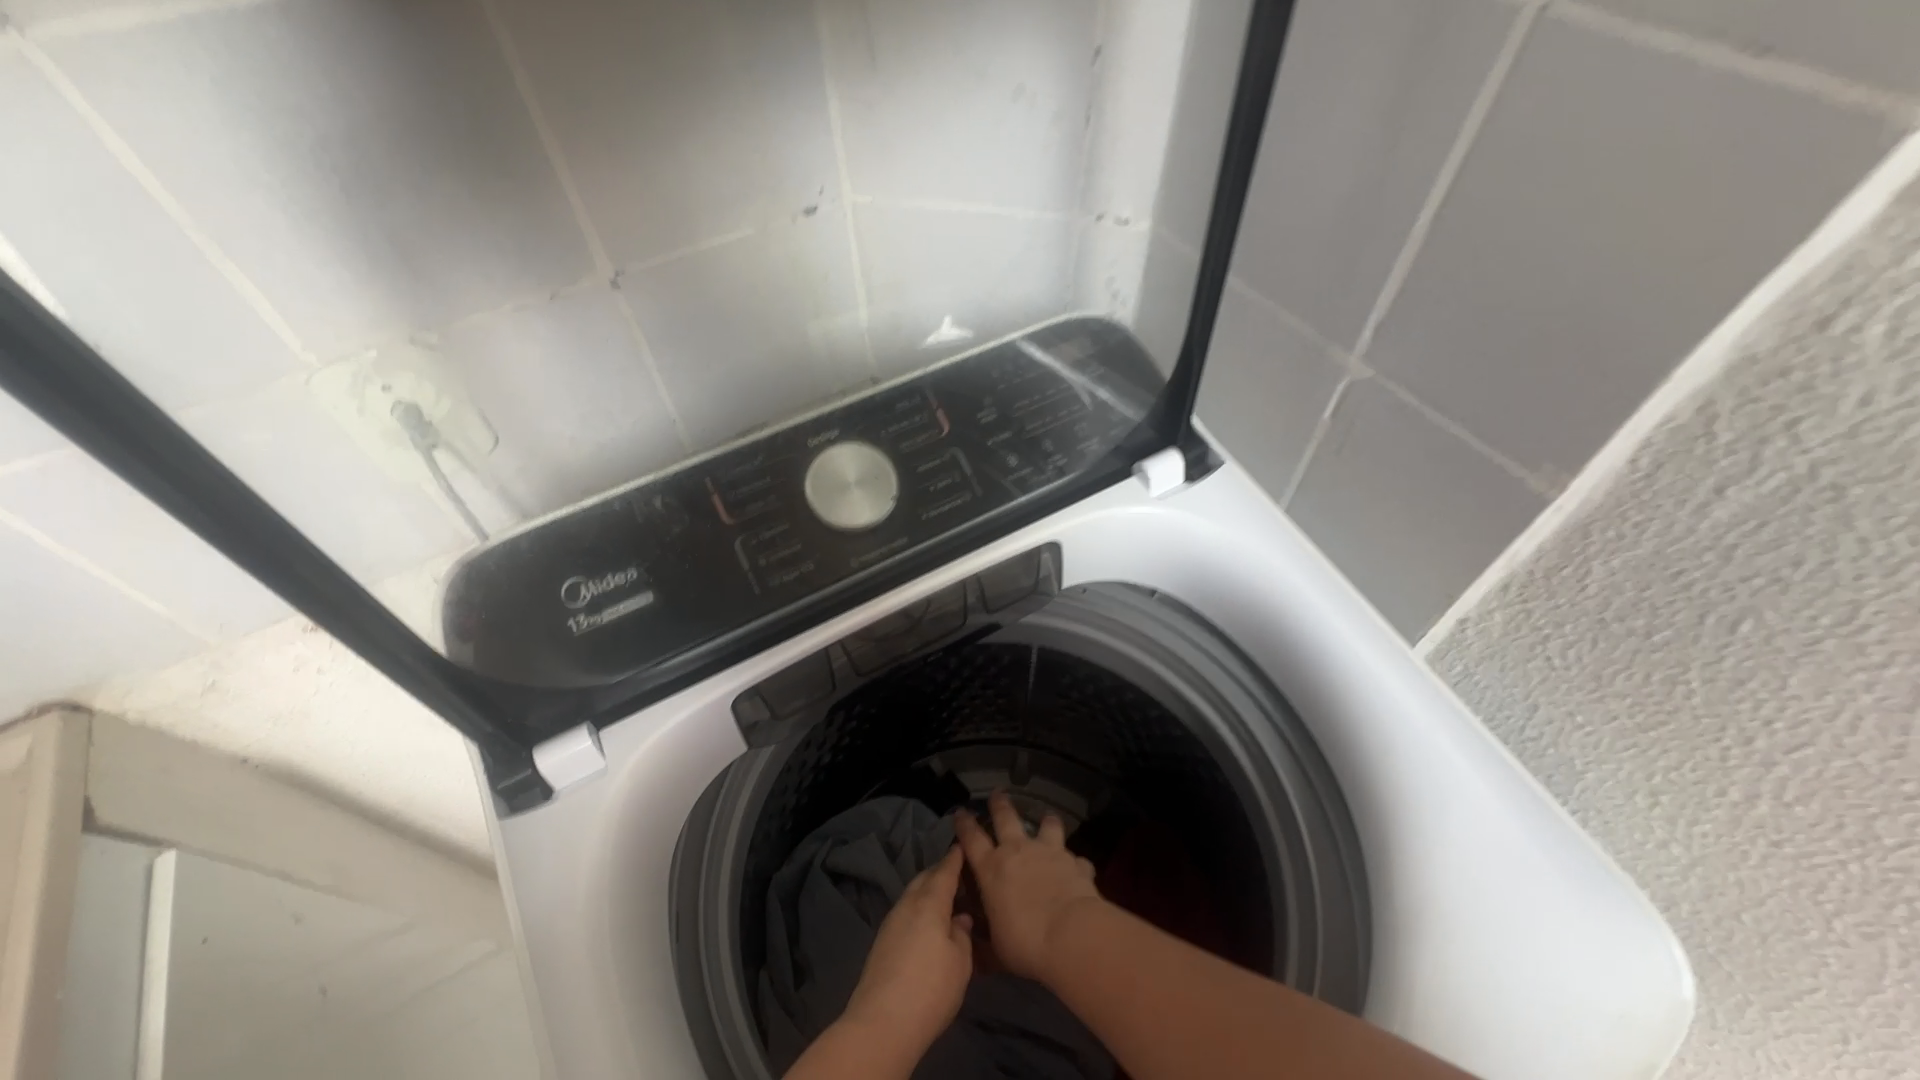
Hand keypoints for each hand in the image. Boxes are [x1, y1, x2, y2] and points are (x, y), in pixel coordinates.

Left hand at [839, 845, 974, 1060]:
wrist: (882, 1023)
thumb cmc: (931, 988)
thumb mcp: (961, 962)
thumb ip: (962, 935)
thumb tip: (959, 919)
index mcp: (929, 903)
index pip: (944, 872)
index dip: (954, 859)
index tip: (961, 846)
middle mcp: (906, 906)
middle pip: (923, 879)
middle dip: (939, 872)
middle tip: (958, 873)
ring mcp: (890, 924)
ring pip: (911, 896)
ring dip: (927, 892)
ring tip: (946, 898)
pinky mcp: (882, 943)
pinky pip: (905, 913)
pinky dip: (918, 909)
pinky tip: (929, 923)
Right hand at [955, 792, 1104, 982]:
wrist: (1070, 935)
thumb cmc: (1024, 943)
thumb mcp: (996, 949)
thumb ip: (985, 943)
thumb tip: (973, 952)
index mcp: (991, 868)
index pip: (971, 839)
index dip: (964, 824)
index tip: (960, 812)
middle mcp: (1018, 852)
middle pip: (1006, 818)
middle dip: (1000, 805)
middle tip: (998, 794)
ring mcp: (1049, 853)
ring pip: (1047, 826)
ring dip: (1046, 822)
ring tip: (1047, 819)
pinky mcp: (1076, 863)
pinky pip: (1076, 859)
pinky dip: (1075, 863)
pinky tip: (1078, 869)